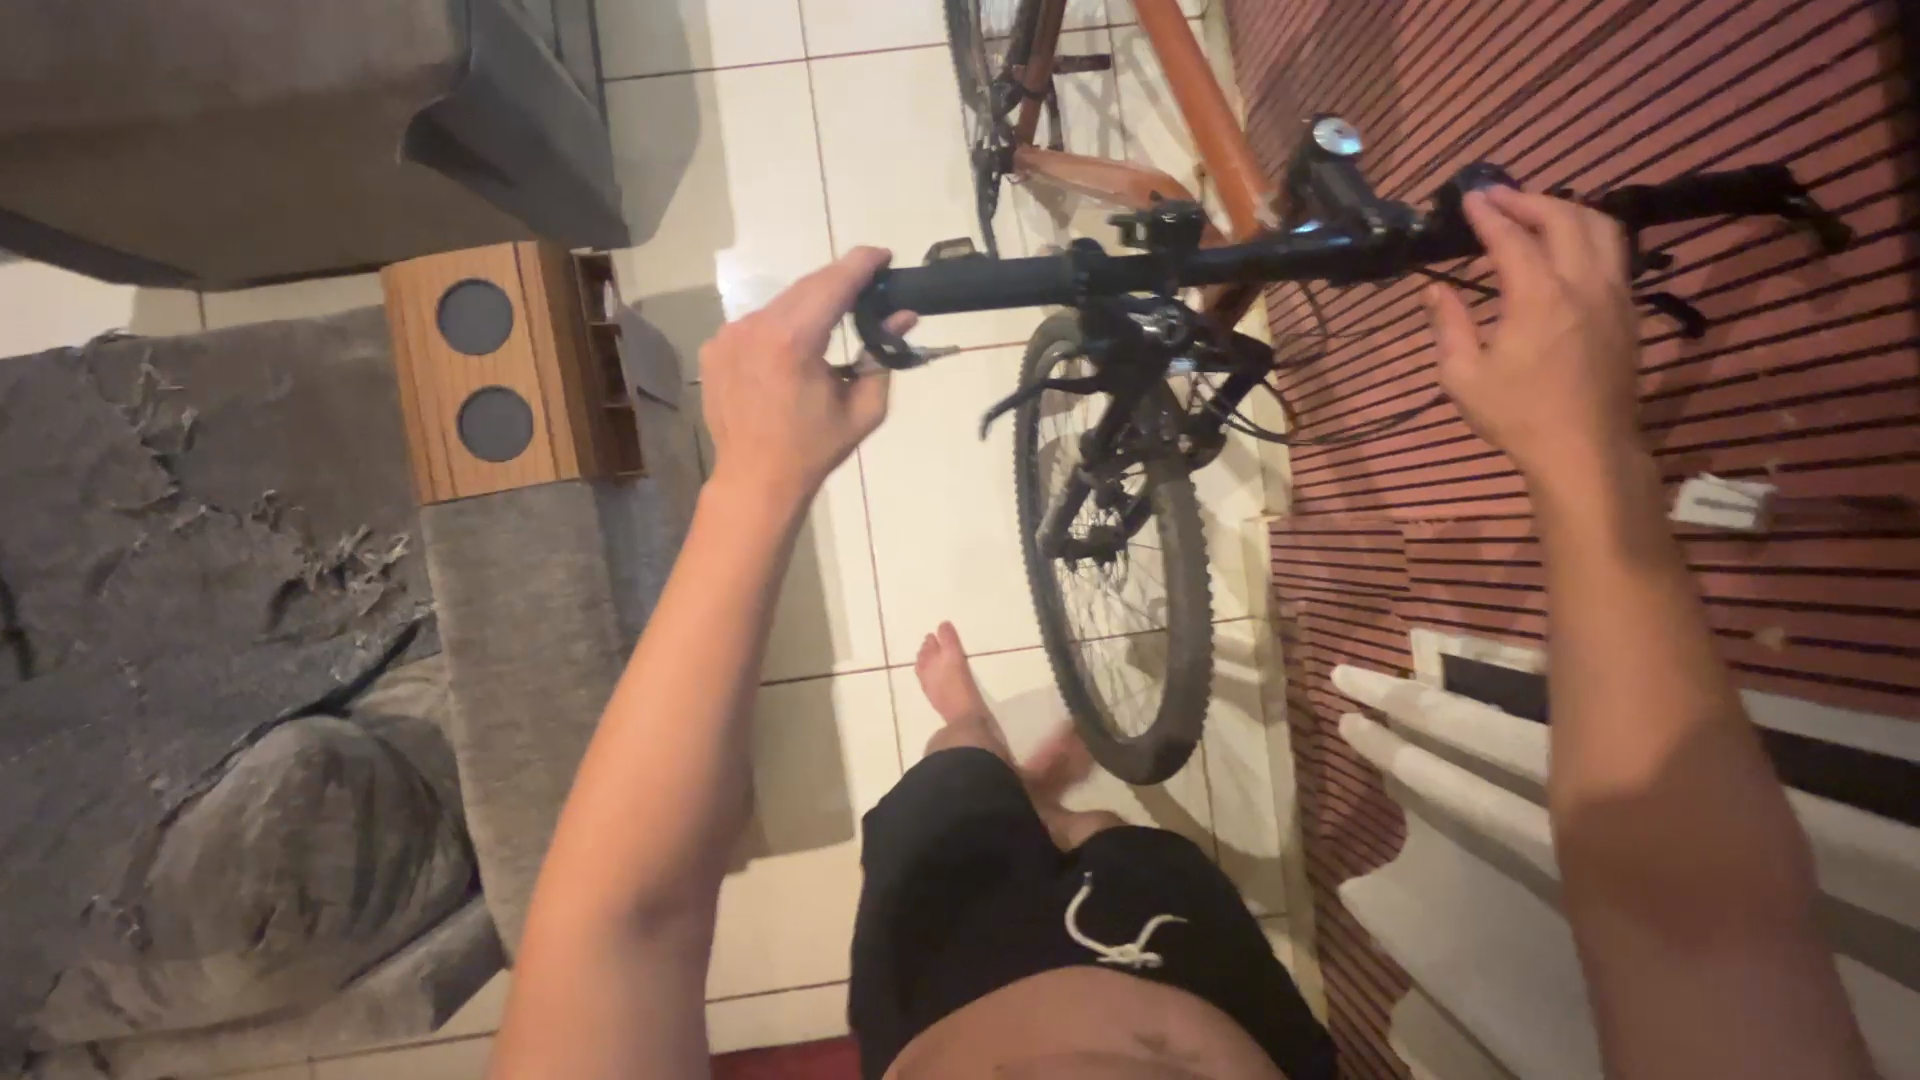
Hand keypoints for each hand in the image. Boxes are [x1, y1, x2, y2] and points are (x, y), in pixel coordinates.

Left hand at [699, 247, 916, 508]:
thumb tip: (903, 316)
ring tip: (834, 321)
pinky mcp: (715, 348)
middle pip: (806, 288)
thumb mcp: (863, 408)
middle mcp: (754, 326)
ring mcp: (728, 336)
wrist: (756, 479)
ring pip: (780, 305)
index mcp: (793, 341)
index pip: (833, 284)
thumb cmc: (815, 449)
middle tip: (869, 286)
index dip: (861, 264)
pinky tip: (794, 350)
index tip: (884, 256)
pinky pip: (756, 325)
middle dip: (839, 282)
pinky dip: (780, 327)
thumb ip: (883, 356)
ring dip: (809, 306)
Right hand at [1423, 187, 1645, 487]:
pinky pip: (1614, 253)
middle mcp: (1582, 283)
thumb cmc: (1515, 414)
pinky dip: (1587, 235)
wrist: (1582, 446)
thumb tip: (1434, 290)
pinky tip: (1566, 246)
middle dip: (1529, 201)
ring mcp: (1613, 294)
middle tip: (1499, 197)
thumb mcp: (1462, 376)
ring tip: (1536, 212)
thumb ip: (1448, 326)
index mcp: (1537, 298)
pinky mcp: (1627, 310)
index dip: (1488, 215)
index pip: (1511, 240)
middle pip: (1565, 219)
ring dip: (1566, 211)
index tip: (1469, 199)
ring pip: (1601, 229)